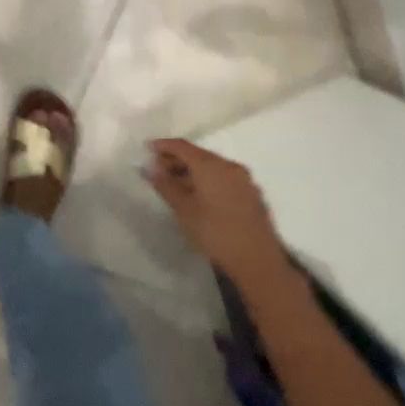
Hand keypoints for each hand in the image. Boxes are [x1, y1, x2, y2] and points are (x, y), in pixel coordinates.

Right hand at [145, 139, 288, 282]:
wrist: (257, 260)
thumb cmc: (215, 233)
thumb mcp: (184, 210)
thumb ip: (165, 185)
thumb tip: (149, 168)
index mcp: (211, 165)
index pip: (182, 146)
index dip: (163, 145)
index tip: (147, 149)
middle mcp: (229, 165)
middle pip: (198, 155)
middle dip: (177, 160)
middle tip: (158, 171)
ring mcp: (243, 179)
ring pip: (212, 167)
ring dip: (192, 171)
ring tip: (175, 185)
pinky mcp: (251, 193)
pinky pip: (224, 178)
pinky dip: (208, 181)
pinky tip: (199, 196)